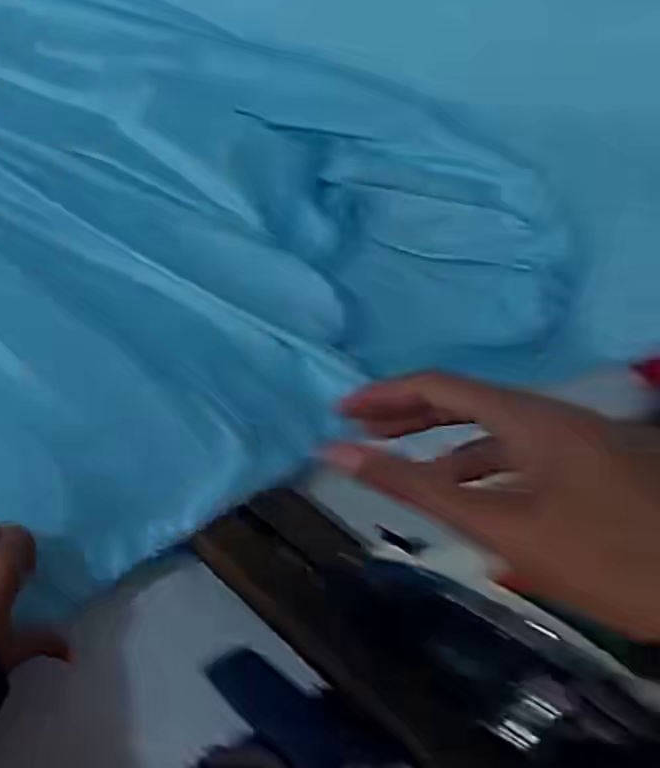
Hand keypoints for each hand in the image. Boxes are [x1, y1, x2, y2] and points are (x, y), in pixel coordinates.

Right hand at [324, 372, 659, 641]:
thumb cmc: (611, 559)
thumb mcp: (497, 526)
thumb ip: (408, 484)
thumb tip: (329, 450)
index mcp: (533, 421)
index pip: (436, 385)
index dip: (381, 394)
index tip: (340, 414)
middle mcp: (564, 421)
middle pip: (467, 401)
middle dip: (408, 414)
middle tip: (362, 432)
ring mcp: (598, 445)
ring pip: (500, 428)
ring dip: (445, 441)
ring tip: (409, 466)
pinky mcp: (616, 471)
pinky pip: (531, 449)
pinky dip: (487, 460)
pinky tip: (474, 491)